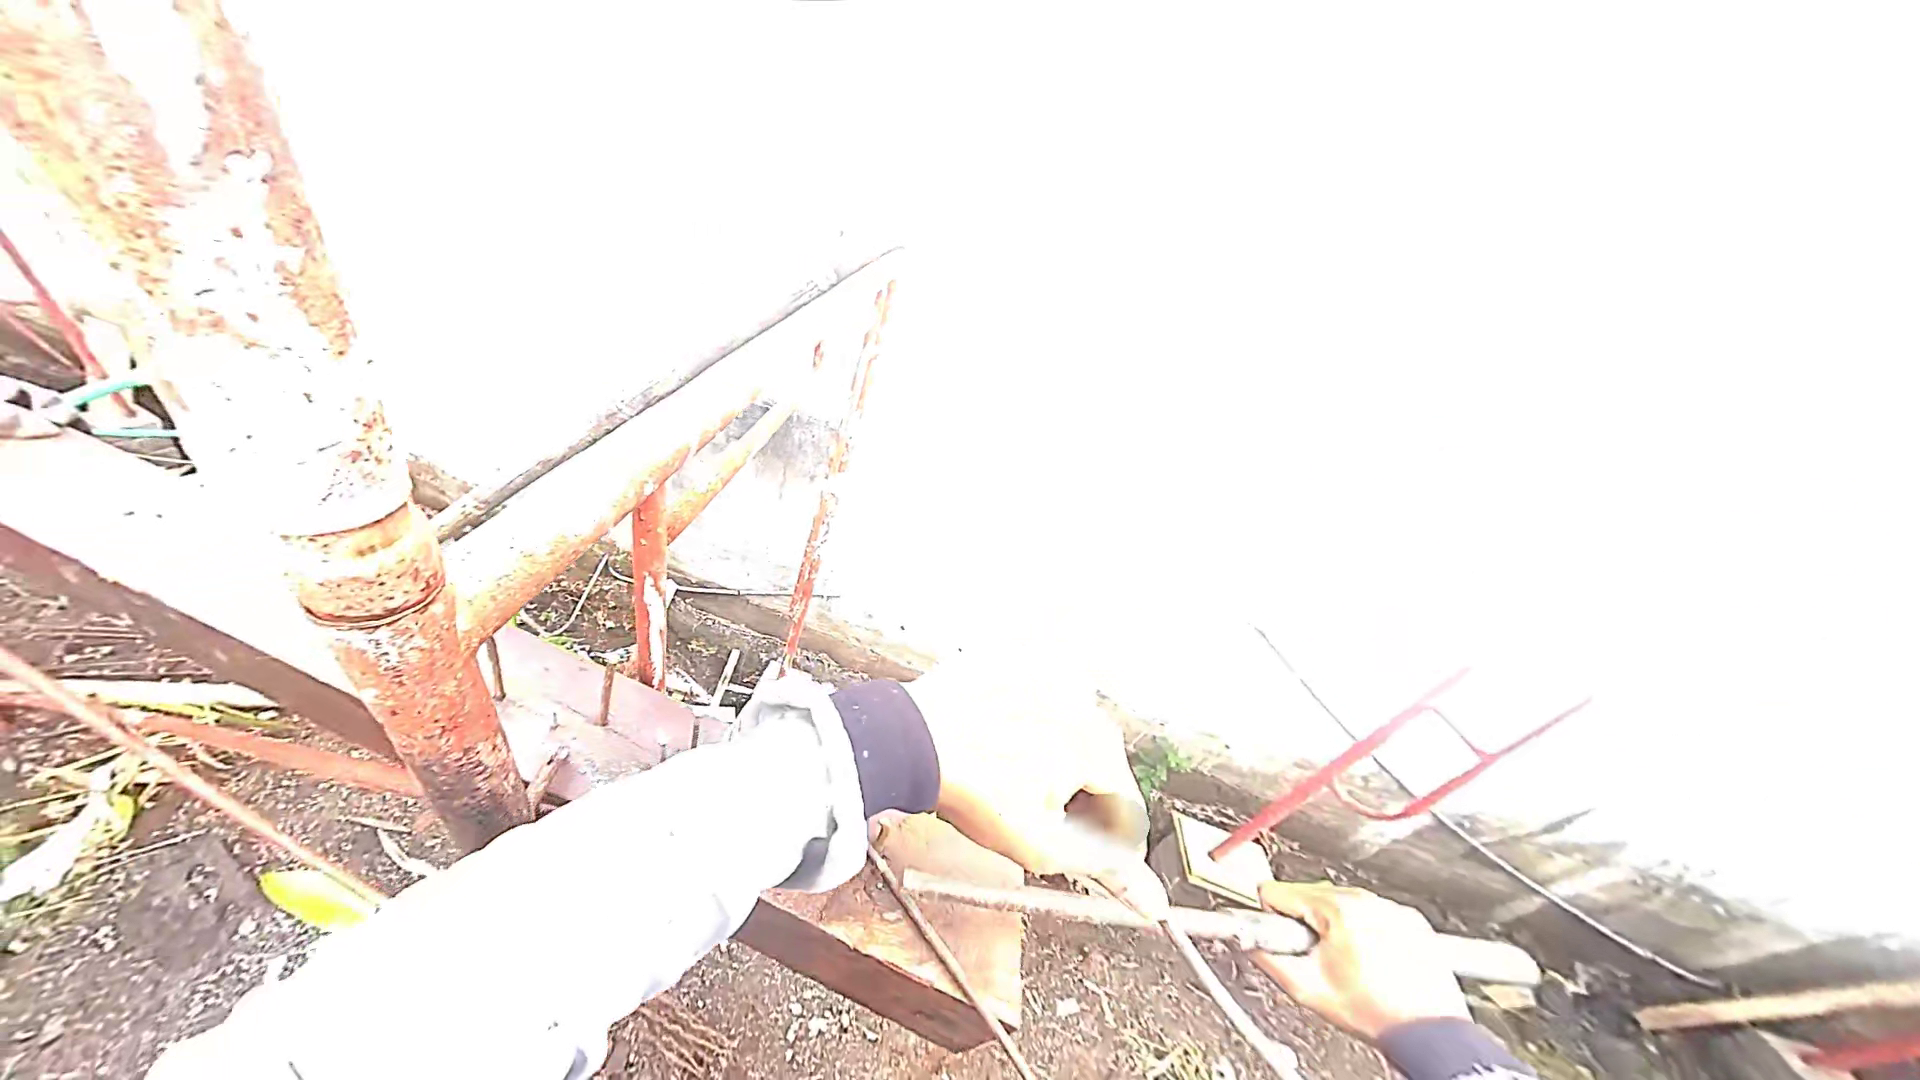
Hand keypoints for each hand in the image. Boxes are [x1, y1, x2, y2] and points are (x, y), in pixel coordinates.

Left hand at [903, 664, 1148, 879]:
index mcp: (1096, 745)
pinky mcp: (1022, 661)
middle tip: (1045, 818)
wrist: (911, 739)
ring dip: (1059, 759)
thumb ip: (1104, 869)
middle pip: (1102, 767)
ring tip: (1016, 777)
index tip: (1091, 857)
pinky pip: (1045, 699)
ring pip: (1074, 732)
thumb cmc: (973, 789)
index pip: (1129, 808)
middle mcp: (1082, 700)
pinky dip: (1035, 723)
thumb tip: (1153, 901)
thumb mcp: (1041, 844)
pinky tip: (1007, 738)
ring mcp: (1050, 675)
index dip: (1113, 845)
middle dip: (1082, 798)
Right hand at [1252, 881, 1470, 1039]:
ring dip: (1335, 925)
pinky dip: (1366, 929)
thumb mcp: (1306, 988)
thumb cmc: (1376, 1013)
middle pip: (1309, 895)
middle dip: (1307, 922)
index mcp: (1336, 908)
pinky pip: (1371, 912)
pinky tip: (1373, 959)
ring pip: (1339, 902)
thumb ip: (1266, 957)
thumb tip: (1246, 939)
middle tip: (1322, 958)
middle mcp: (1364, 899)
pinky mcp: (1410, 919)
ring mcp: (1390, 908)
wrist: (1431, 1037)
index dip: (1275, 918)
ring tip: (1350, 961)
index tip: (1288, 939)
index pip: (1278, 892)